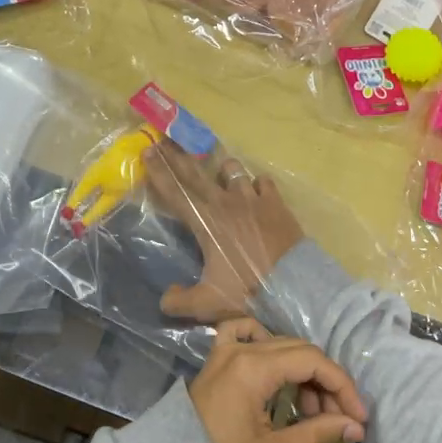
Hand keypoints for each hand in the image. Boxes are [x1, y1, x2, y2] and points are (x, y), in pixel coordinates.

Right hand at [145, 146, 303, 321]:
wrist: (293, 283)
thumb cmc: (248, 290)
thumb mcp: (208, 304)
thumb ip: (180, 302)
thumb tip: (165, 298)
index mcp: (205, 222)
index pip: (175, 192)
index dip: (159, 171)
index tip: (148, 150)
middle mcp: (226, 202)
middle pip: (196, 173)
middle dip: (178, 155)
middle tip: (166, 138)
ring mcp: (252, 198)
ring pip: (232, 170)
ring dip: (223, 169)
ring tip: (221, 172)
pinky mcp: (275, 200)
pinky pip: (263, 181)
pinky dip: (257, 184)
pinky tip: (257, 190)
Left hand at [189, 319, 366, 442]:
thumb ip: (316, 433)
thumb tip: (355, 426)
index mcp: (254, 367)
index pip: (312, 362)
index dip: (341, 386)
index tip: (358, 415)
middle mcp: (242, 348)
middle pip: (299, 351)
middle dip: (324, 383)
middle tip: (336, 418)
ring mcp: (226, 347)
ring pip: (279, 344)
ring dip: (301, 371)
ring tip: (309, 412)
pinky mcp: (217, 355)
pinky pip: (244, 330)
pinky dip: (266, 341)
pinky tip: (276, 366)